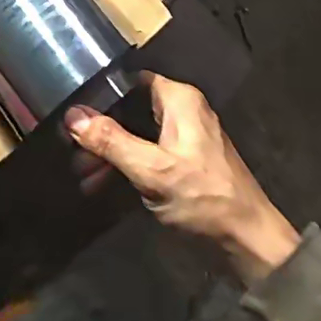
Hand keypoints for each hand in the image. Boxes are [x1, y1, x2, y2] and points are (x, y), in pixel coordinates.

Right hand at [66, 72, 300, 281]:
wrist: (247, 239)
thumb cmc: (203, 197)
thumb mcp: (152, 170)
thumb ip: (112, 141)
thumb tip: (73, 116)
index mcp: (179, 99)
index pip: (132, 81)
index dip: (102, 95)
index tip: (73, 114)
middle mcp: (183, 110)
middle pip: (132, 109)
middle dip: (103, 131)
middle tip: (74, 153)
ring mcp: (185, 136)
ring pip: (138, 133)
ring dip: (111, 152)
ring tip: (83, 175)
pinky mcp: (185, 161)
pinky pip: (148, 153)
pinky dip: (127, 165)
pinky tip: (102, 185)